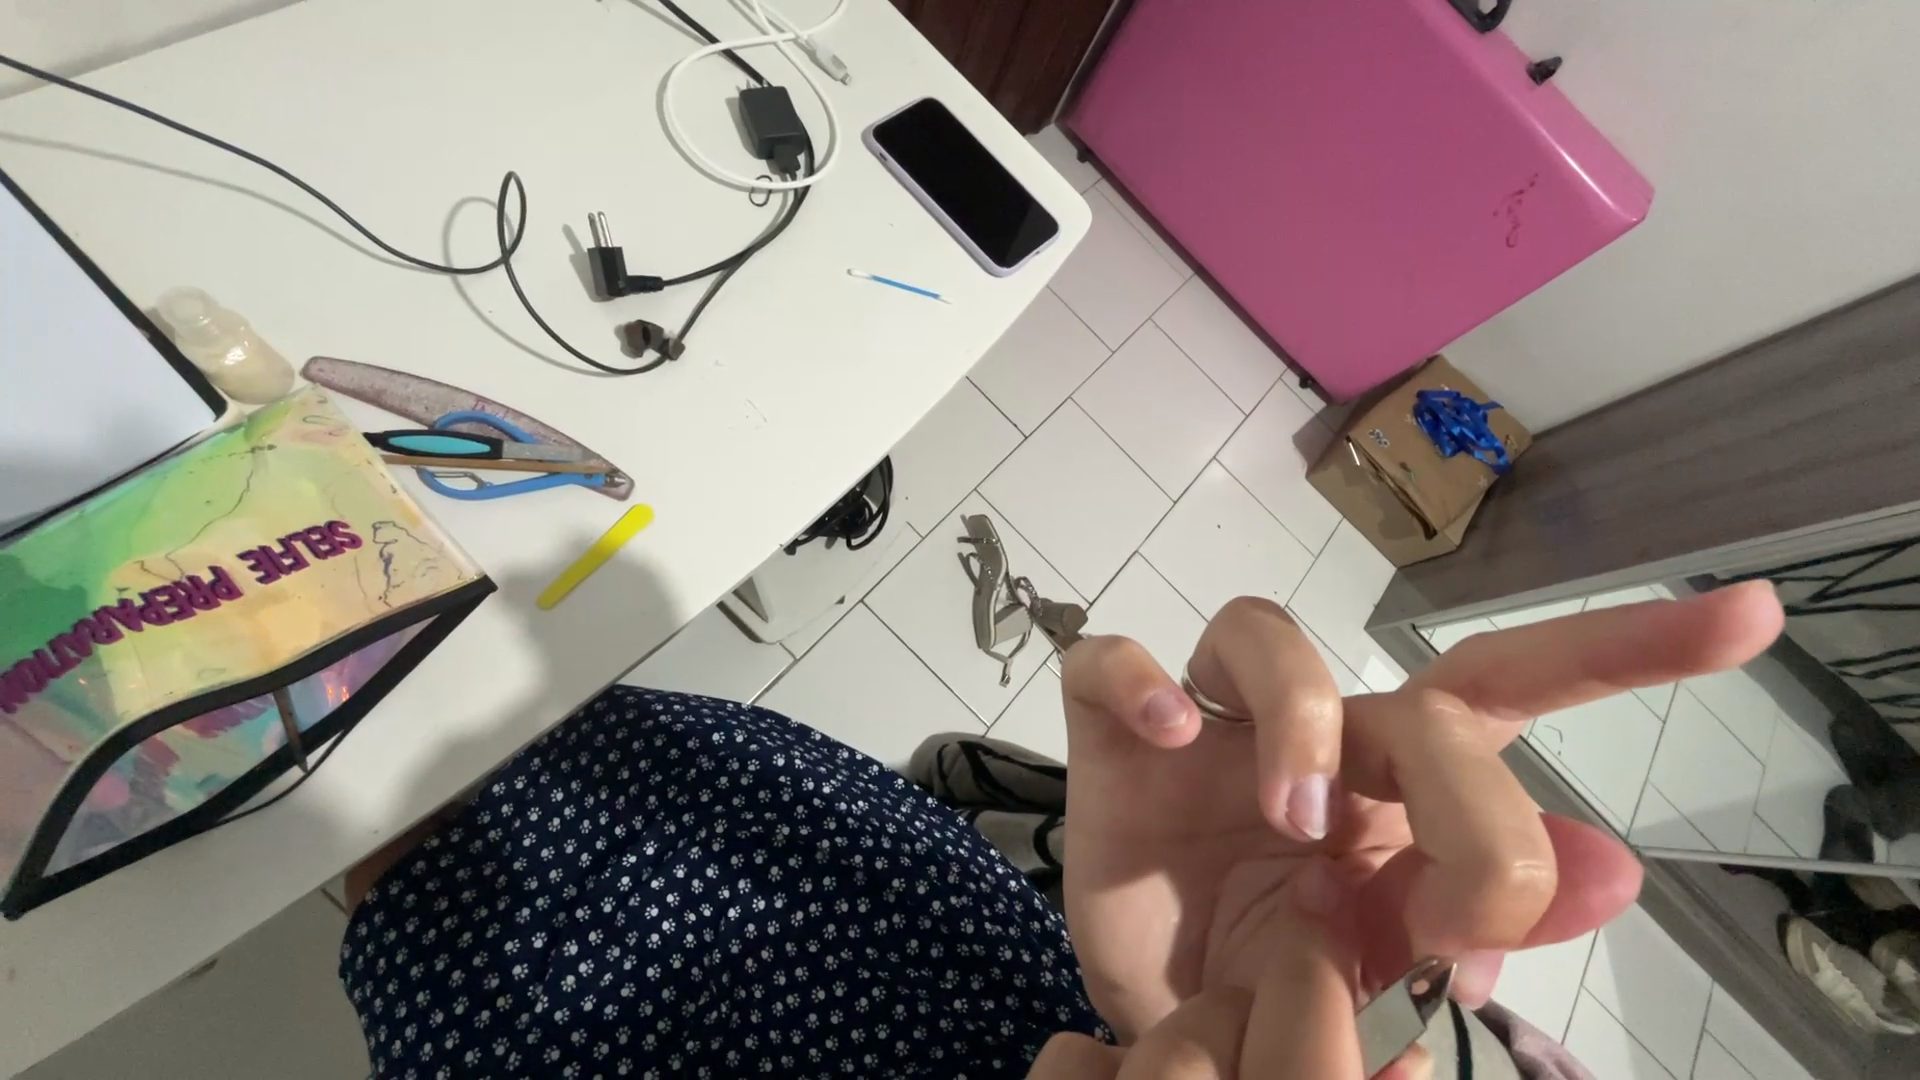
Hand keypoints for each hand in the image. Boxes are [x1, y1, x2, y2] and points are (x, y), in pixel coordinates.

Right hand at [1044, 585, 1783, 1072]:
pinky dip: (1140, 681)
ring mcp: (1201, 720)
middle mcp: (1303, 732)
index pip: (1498, 696)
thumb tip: (1612, 872)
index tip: (1744, 614)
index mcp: (1386, 785)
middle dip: (1465, 796)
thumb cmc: (1259, 985)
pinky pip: (1112, 665)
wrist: (1152, 1007)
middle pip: (1402, 693)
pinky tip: (1166, 729)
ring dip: (1299, 719)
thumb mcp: (1371, 976)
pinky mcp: (1110, 725)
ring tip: (1289, 818)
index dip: (1615, 648)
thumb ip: (1476, 928)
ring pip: (1256, 631)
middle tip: (1452, 920)